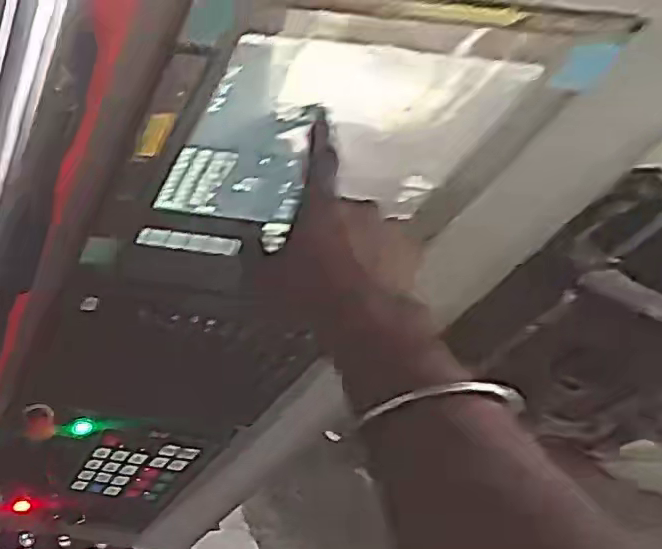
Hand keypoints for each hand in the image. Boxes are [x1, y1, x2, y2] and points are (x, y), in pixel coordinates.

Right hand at [279, 116, 428, 333]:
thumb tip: (251, 242)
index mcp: (321, 209)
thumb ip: (258, 256)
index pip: (318, 163)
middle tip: (312, 256)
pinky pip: (385, 249)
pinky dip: (374, 262)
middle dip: (327, 226)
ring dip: (351, 246)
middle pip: (338, 209)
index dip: (317, 139)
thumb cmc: (310, 296)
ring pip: (363, 230)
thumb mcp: (267, 281)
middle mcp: (358, 207)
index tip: (320, 116)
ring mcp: (387, 226)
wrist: (366, 320)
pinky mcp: (409, 248)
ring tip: (338, 279)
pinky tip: (363, 286)